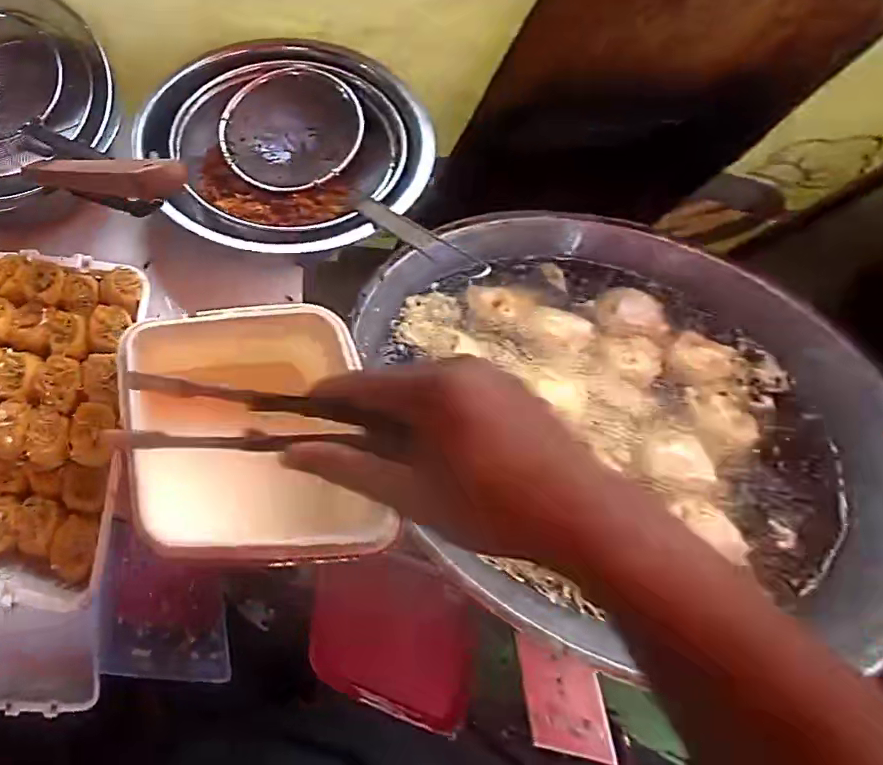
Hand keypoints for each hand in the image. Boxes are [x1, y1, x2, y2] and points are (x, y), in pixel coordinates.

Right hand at [283, 359, 648, 566]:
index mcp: (428, 387)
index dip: (324, 401)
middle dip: (368, 414)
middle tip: (363, 455)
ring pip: (421, 386)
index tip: (304, 420)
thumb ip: (349, 468)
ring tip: (409, 459)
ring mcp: (486, 370)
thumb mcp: (412, 495)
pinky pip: (453, 388)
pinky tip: (449, 449)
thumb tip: (293, 453)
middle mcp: (454, 364)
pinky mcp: (508, 382)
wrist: (589, 517)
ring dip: (403, 414)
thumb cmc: (492, 511)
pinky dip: (436, 411)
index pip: (355, 383)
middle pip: (389, 383)